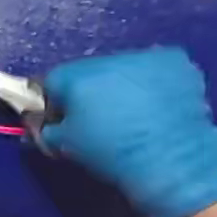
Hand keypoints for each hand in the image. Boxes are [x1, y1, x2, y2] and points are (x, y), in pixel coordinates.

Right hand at [39, 47, 216, 216]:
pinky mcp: (176, 61)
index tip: (63, 122)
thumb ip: (45, 130)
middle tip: (99, 119)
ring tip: (132, 113)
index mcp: (75, 77)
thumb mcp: (65, 145)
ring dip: (120, 84)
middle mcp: (108, 58)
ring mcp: (145, 57)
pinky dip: (151, 81)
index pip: (51, 81)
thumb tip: (40, 124)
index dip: (54, 103)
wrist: (173, 159)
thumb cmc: (110, 152)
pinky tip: (157, 103)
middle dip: (89, 91)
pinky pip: (154, 68)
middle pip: (87, 71)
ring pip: (121, 68)